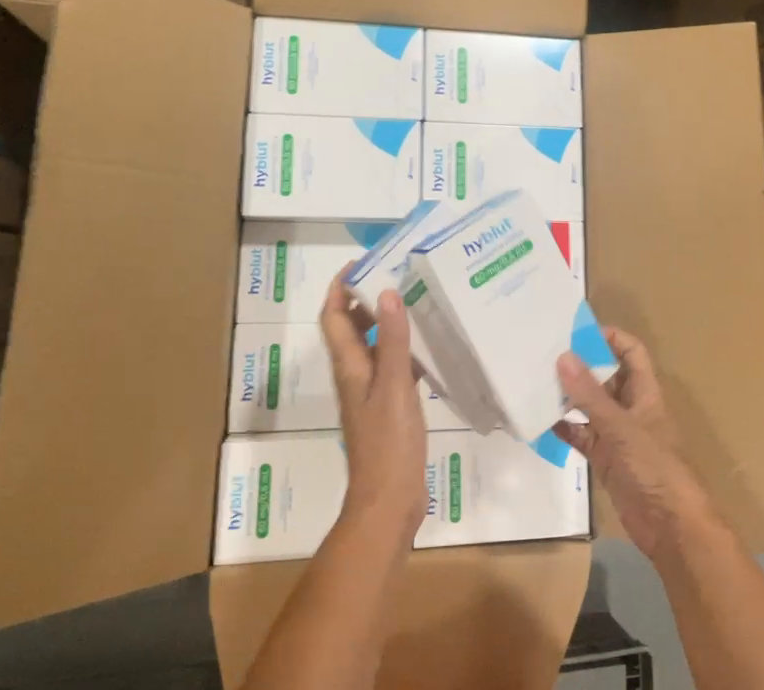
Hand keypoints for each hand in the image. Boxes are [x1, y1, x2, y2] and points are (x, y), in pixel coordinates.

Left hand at [321, 276, 427, 544]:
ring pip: (371, 349)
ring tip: (415, 305)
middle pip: (351, 329)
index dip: (341, 288)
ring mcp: (370, 395)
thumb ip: (391, 341)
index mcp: (350, 367)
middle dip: (366, 300)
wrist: (389, 500)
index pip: (335, 317)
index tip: (362, 262)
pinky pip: (390, 370)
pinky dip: (402, 352)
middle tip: (397, 277)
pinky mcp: (387, 411)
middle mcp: (355, 376)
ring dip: (385, 325)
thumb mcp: (394, 387)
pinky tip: (428, 351)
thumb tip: (385, 292)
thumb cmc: (389, 443)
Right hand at [554, 327, 711, 559]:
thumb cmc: (655, 468)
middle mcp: (630, 409)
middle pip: (605, 377)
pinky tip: (538, 420)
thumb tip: (563, 356)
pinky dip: (563, 428)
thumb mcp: (621, 427)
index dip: (610, 337)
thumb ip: (590, 395)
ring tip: (534, 381)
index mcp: (645, 394)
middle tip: (544, 353)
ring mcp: (617, 435)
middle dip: (580, 365)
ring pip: (589, 407)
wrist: (670, 526)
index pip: (631, 353)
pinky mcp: (604, 459)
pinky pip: (580, 435)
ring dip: (567, 396)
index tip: (576, 331)